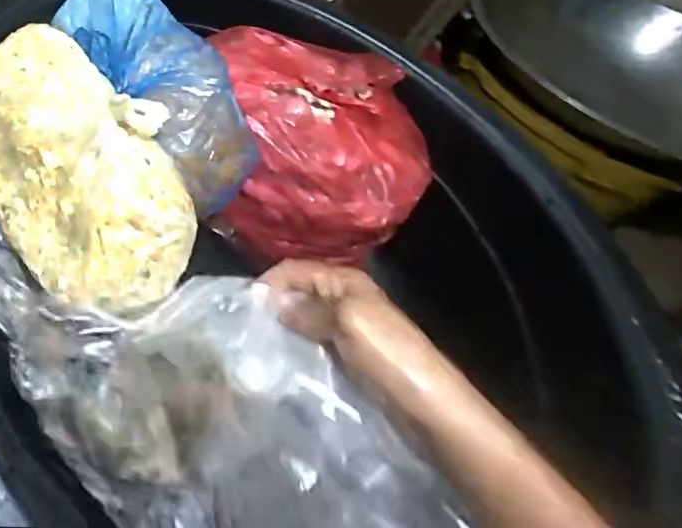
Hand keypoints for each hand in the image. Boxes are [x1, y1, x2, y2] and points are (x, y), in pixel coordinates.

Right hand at [264, 261, 607, 527]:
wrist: (436, 411)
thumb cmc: (390, 356)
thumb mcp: (346, 321)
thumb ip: (306, 308)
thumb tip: (275, 305)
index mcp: (346, 280)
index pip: (293, 268)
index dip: (268, 281)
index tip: (245, 303)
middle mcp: (346, 297)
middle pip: (298, 291)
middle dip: (275, 302)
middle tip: (249, 321)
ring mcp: (350, 326)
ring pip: (304, 316)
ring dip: (285, 324)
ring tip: (262, 338)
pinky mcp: (351, 353)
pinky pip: (314, 339)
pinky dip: (299, 343)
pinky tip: (286, 354)